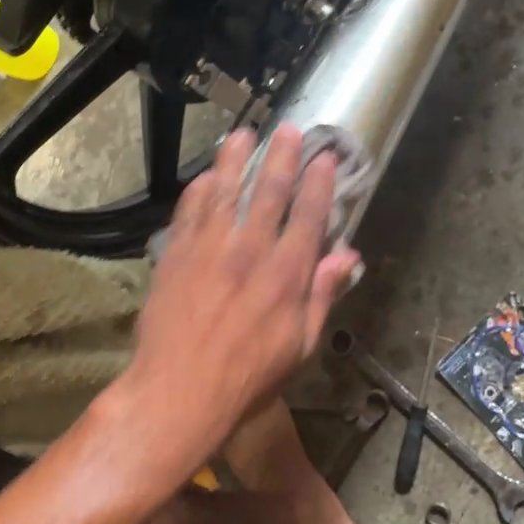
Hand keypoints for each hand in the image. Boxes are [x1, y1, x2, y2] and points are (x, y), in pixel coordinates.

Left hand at [123, 125, 359, 449]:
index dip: (319, 183)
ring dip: (235, 159)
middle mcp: (250, 250)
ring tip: (242, 134)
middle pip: (269, 192)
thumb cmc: (249, 377)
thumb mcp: (301, 345)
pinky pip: (189, 212)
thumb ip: (323, 295)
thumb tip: (347, 257)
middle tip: (289, 130)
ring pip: (225, 191)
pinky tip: (205, 176)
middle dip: (282, 157)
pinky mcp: (176, 256)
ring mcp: (209, 249)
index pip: (309, 215)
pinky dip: (198, 190)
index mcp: (287, 273)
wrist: (178, 393)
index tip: (325, 158)